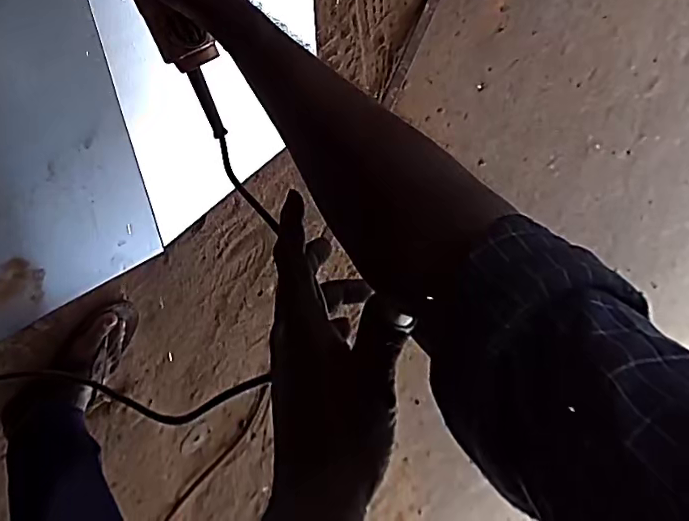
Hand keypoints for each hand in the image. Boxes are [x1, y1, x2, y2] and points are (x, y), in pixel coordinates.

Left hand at [264, 190, 410, 520]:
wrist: (316, 494)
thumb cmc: (343, 438)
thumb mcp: (373, 381)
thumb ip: (385, 335)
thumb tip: (399, 294)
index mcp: (301, 326)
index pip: (290, 261)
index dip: (290, 225)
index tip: (292, 198)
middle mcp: (290, 336)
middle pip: (294, 280)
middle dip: (310, 255)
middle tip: (329, 242)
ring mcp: (291, 359)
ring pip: (304, 308)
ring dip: (328, 293)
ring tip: (358, 295)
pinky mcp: (298, 379)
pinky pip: (308, 333)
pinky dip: (326, 320)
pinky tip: (348, 333)